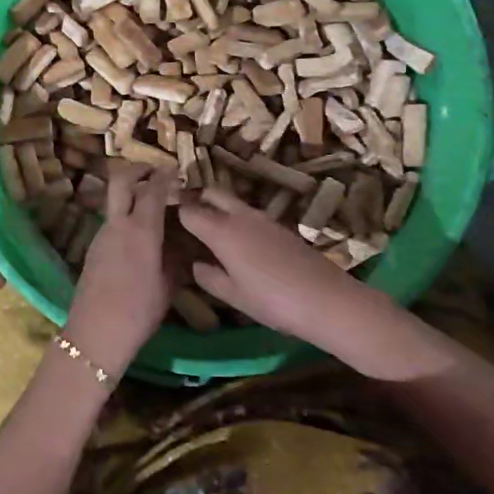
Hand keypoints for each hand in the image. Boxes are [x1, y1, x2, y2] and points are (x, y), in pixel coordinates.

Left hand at [64, 163, 178, 369]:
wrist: (96, 331)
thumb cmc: (139, 310)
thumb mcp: (168, 285)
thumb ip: (176, 258)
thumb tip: (183, 243)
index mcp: (141, 230)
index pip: (152, 190)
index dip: (163, 176)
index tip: (174, 169)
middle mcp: (118, 224)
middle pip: (120, 181)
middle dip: (136, 169)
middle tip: (152, 170)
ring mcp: (101, 234)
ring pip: (114, 202)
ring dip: (129, 194)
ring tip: (150, 205)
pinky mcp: (93, 248)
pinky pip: (110, 222)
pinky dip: (124, 216)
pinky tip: (138, 234)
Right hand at [177, 186, 390, 343]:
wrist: (328, 301)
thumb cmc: (272, 301)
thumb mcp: (233, 295)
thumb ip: (208, 277)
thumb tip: (196, 264)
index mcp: (222, 231)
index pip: (188, 210)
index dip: (175, 216)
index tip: (165, 227)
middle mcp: (241, 216)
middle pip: (212, 193)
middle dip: (196, 200)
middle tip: (186, 223)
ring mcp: (264, 219)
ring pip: (232, 202)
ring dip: (218, 210)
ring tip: (208, 235)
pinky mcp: (281, 227)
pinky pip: (249, 215)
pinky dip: (236, 221)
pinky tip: (238, 245)